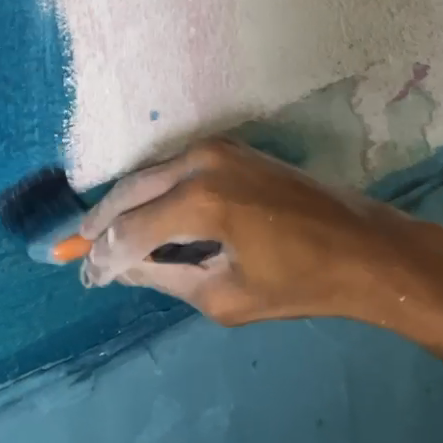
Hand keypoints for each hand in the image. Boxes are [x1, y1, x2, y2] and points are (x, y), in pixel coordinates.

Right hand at [78, 137, 423, 326]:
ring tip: (101, 232)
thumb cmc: (301, 283)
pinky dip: (152, 191)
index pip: (132, 229)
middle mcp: (199, 162)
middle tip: (76, 246)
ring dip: (125, 203)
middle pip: (131, 190)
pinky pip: (173, 167)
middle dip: (102, 220)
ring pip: (149, 174)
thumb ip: (166, 276)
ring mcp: (214, 148)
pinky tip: (143, 214)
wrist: (366, 247)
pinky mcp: (226, 146)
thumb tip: (122, 268)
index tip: (86, 274)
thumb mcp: (227, 296)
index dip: (105, 254)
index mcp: (202, 201)